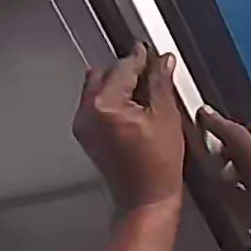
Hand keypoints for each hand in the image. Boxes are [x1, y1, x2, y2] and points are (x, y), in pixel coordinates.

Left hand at [73, 44, 184, 211]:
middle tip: (152, 72)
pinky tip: (136, 110)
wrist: (146, 198)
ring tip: (145, 94)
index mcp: (105, 106)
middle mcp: (87, 114)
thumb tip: (163, 62)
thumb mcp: (166, 117)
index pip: (123, 67)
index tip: (150, 51)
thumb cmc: (157, 167)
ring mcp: (84, 126)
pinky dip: (113, 101)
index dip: (141, 57)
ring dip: (119, 85)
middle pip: (105, 74)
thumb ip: (161, 83)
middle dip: (128, 71)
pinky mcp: (87, 136)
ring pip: (98, 89)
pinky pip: (97, 106)